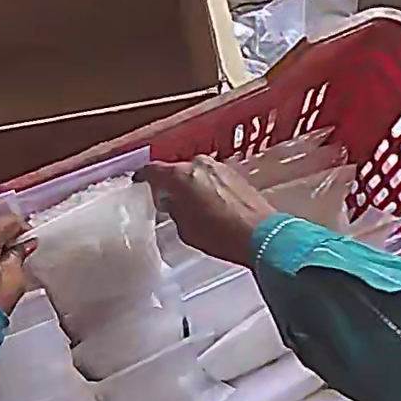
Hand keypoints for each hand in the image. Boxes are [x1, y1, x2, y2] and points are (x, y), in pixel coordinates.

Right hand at [139, 157, 276, 265]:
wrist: (261, 235)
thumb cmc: (221, 235)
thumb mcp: (185, 230)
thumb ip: (174, 210)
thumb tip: (172, 203)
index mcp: (180, 175)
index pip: (153, 170)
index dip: (143, 177)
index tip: (139, 182)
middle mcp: (200, 164)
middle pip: (176, 170)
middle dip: (170, 183)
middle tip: (165, 199)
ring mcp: (220, 167)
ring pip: (196, 173)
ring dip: (190, 185)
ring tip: (189, 204)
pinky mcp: (236, 175)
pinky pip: (212, 178)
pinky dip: (206, 187)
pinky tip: (208, 204)